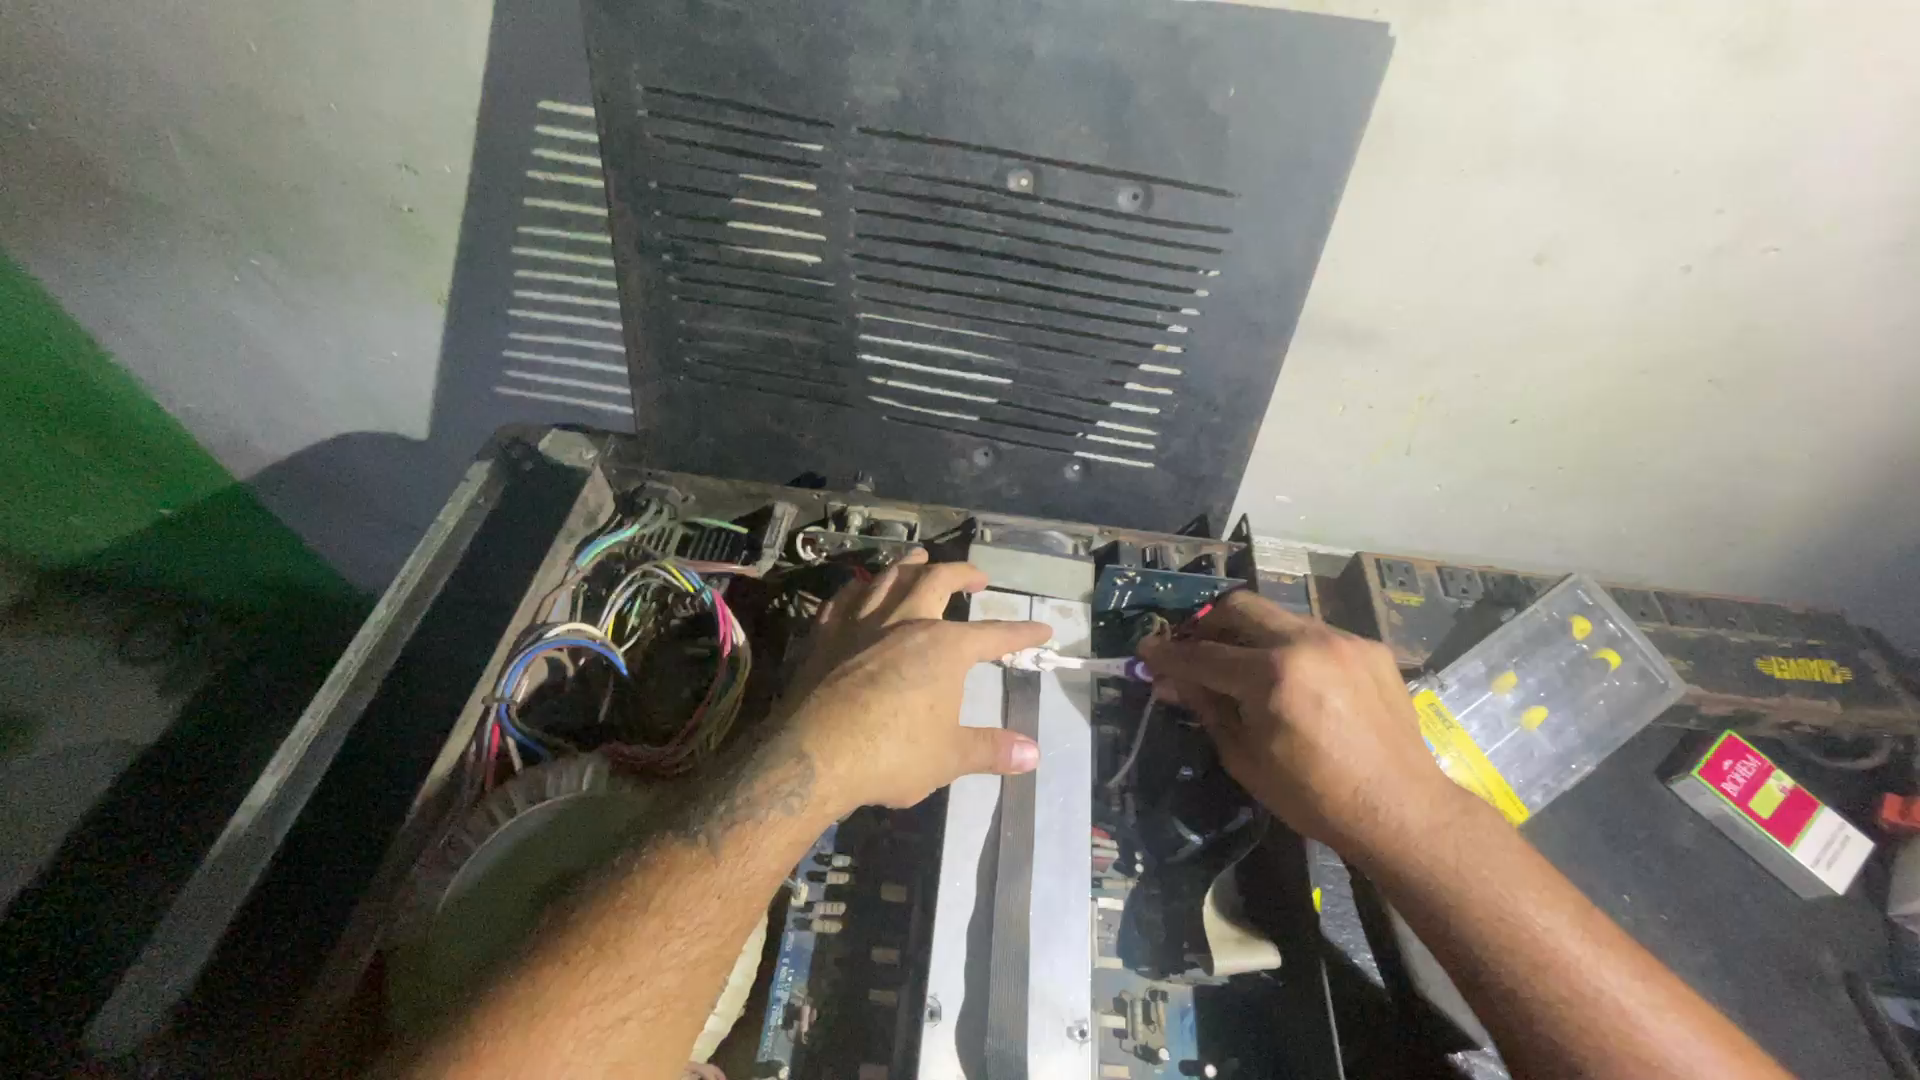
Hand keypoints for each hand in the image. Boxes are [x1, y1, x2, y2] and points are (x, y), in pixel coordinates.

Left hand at [781, 548, 1050, 813]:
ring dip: (908, 564)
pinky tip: (859, 588)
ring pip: (888, 578)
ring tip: (920, 558)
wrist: (814, 755)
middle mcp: (905, 622)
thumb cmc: (891, 754)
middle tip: (976, 576)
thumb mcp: (950, 757)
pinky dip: (857, 589)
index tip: (1042, 630)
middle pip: (936, 581)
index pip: (994, 635)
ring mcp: (861, 624)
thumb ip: (991, 750)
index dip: (1021, 632)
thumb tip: (1033, 754)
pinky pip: (843, 599)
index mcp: (944, 647)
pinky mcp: (825, 636)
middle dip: (961, 573)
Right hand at [1138, 591, 1466, 856]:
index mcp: (1272, 675)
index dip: (1168, 654)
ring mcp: (1343, 640)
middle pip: (1239, 607)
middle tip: (1194, 649)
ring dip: (1251, 634)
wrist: (1401, 811)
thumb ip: (1207, 708)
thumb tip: (1170, 681)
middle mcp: (1306, 642)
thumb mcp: (1244, 757)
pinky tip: (1295, 681)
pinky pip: (1315, 635)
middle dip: (1207, 624)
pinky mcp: (1370, 648)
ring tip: (1244, 666)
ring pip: (1279, 617)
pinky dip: (1291, 649)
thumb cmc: (1313, 796)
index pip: (1202, 654)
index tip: (1146, 649)